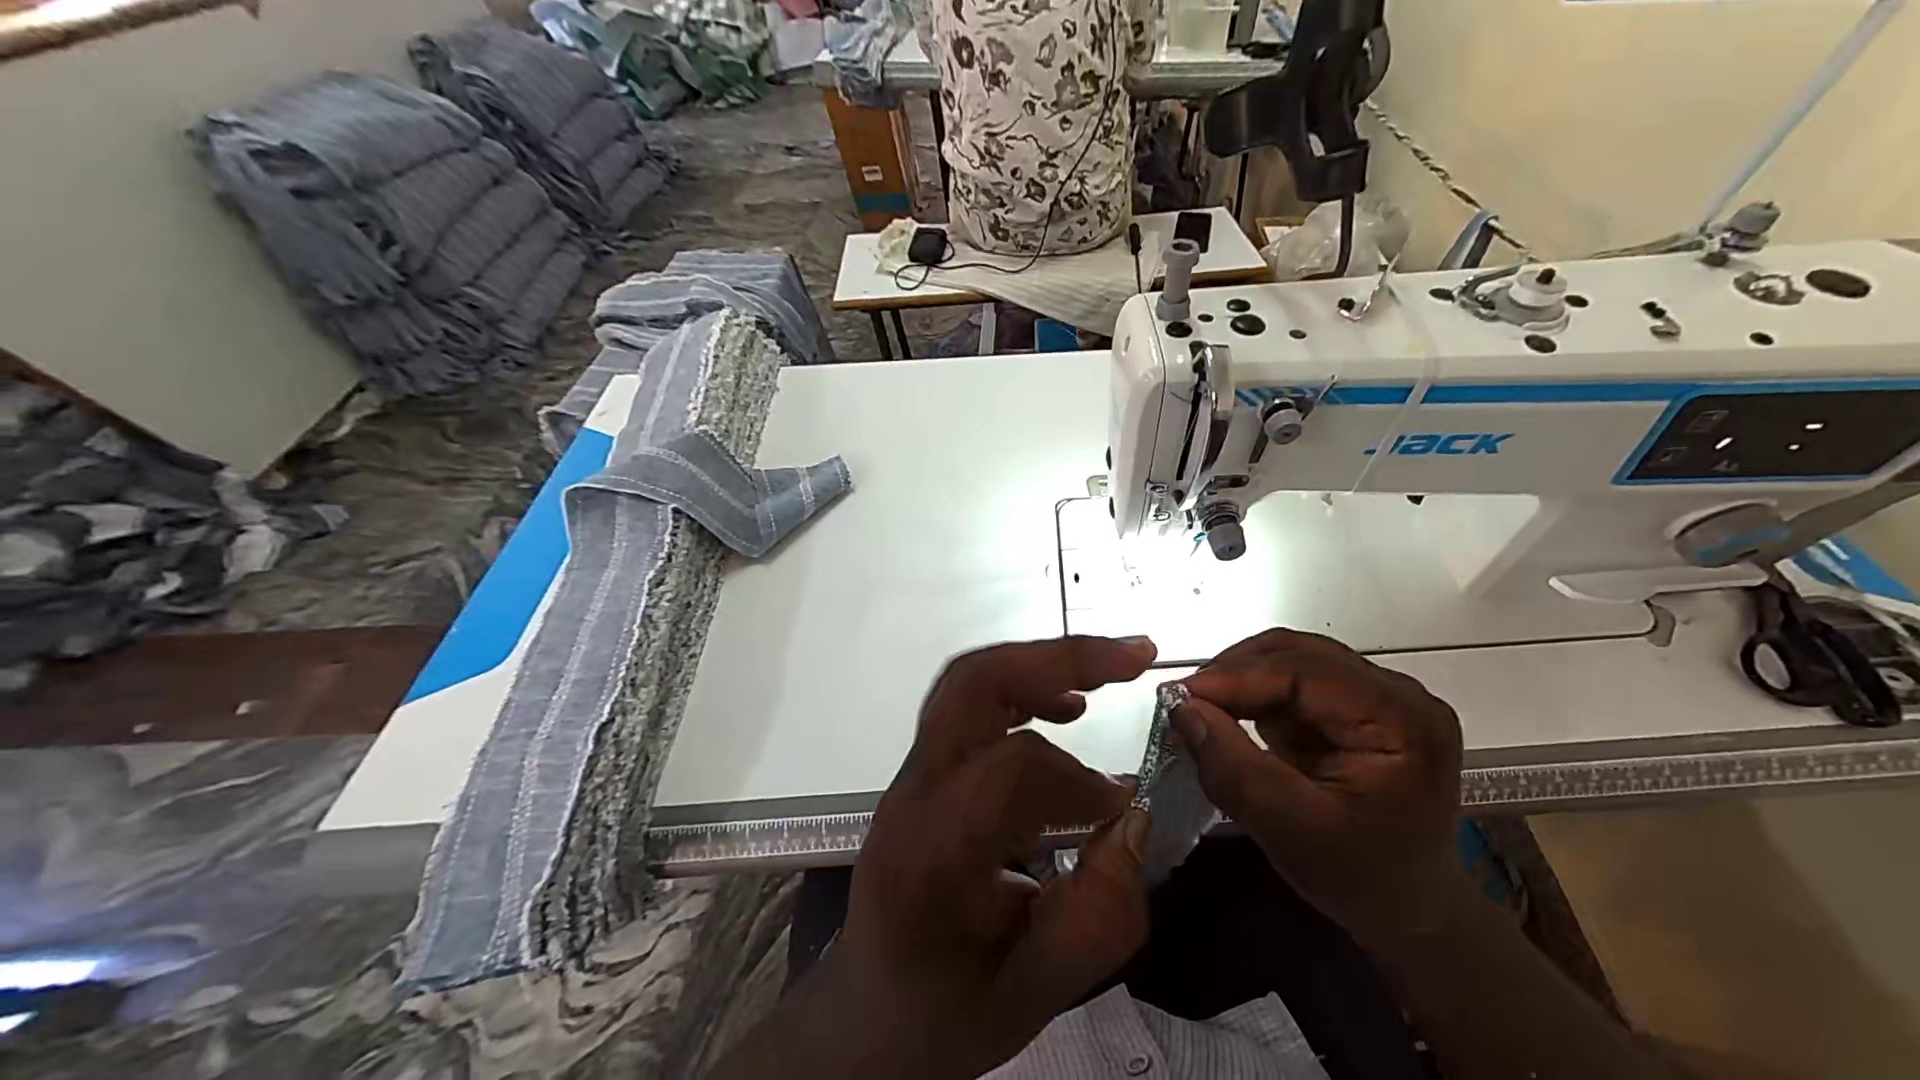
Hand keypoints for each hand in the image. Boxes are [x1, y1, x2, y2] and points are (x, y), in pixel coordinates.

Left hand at [817, 636, 1158, 1078]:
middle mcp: (911, 795)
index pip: (1007, 770)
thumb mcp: (1033, 996)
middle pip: (975, 687)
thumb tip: (1133, 824)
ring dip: (1041, 663)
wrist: (869, 1011)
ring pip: (969, 682)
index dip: (1077, 778)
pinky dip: (1022, 687)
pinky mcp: (922, 772)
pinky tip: (1066, 707)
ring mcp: (910, 776)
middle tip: (1131, 657)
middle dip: (1058, 659)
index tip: (1122, 808)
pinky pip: (970, 705)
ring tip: (1108, 670)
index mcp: (931, 853)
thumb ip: (1096, 918)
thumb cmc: (943, 1011)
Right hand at [1174, 629, 1463, 937]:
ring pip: (1290, 662)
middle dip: (1234, 673)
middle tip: (1184, 701)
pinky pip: (1291, 685)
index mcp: (1402, 722)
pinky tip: (1228, 720)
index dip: (1236, 677)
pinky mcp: (1354, 709)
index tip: (1180, 695)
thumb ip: (1233, 767)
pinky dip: (1252, 698)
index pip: (1305, 672)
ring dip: (1240, 683)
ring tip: (1200, 711)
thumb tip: (1182, 709)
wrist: (1408, 910)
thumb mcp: (1290, 828)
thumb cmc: (1362, 879)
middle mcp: (1398, 697)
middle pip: (1298, 655)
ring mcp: (1377, 699)